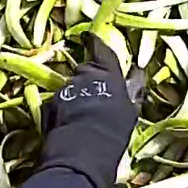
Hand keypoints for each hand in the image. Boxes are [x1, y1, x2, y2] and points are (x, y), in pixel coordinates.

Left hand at [38, 40, 137, 187]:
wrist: (83, 151)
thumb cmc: (114, 130)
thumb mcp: (130, 110)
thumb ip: (132, 89)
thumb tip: (139, 72)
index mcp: (106, 73)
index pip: (99, 49)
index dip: (94, 42)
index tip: (89, 36)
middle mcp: (83, 75)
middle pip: (85, 69)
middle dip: (88, 77)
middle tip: (96, 94)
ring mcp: (64, 89)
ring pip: (71, 86)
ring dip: (77, 94)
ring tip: (85, 114)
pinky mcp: (49, 104)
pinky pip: (59, 101)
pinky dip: (64, 108)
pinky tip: (71, 122)